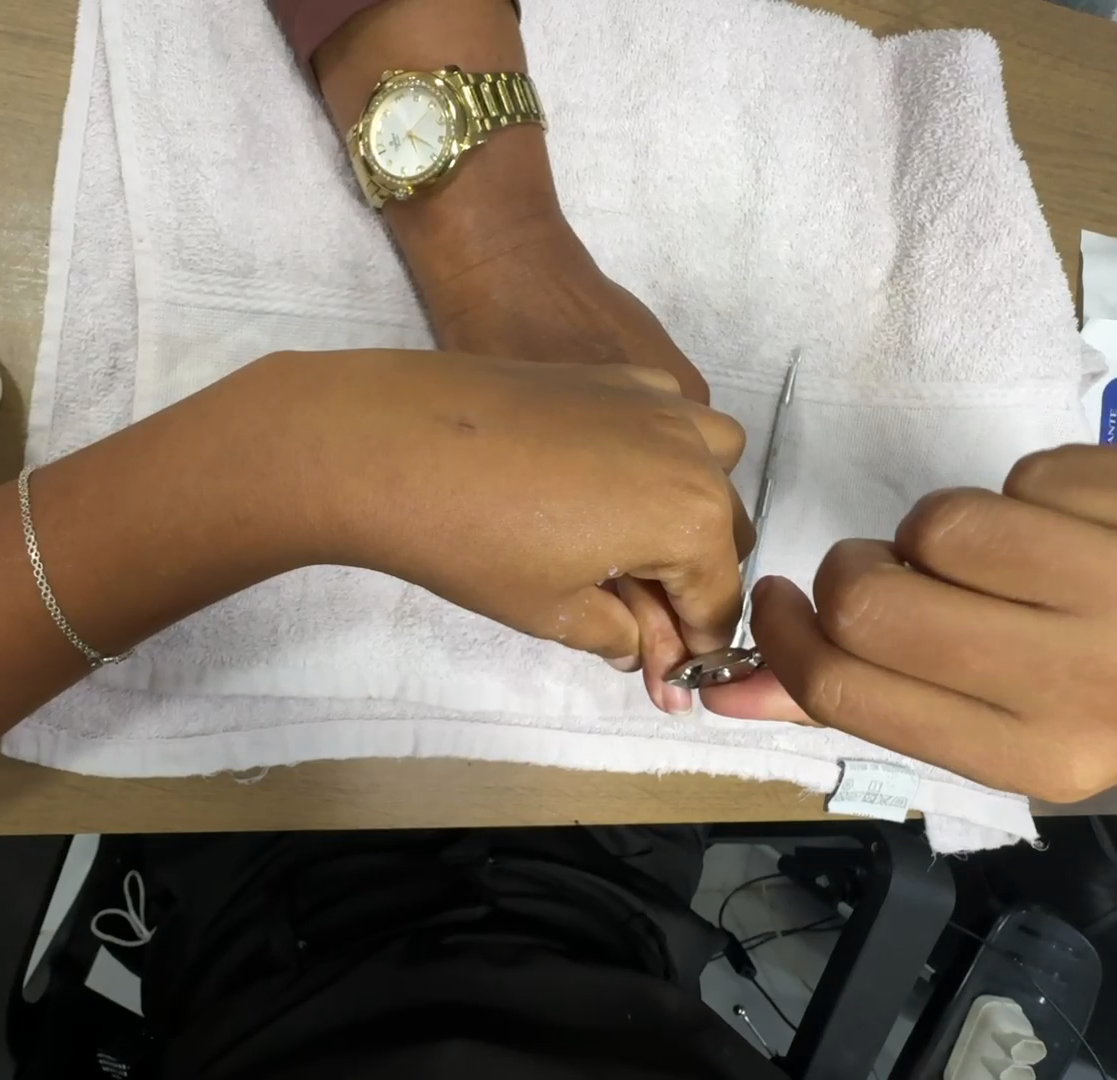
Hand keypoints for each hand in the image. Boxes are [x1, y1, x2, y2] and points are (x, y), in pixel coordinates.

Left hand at [243, 350, 746, 666]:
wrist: (393, 446)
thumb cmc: (474, 543)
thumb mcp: (551, 610)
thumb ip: (617, 634)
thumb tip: (642, 647)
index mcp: (692, 519)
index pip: (718, 601)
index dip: (700, 646)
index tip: (673, 674)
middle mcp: (692, 452)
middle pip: (723, 532)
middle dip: (691, 580)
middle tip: (634, 614)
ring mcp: (652, 400)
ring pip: (708, 462)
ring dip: (688, 507)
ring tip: (627, 538)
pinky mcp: (610, 374)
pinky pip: (666, 416)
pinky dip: (657, 452)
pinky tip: (600, 475)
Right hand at [702, 446, 1116, 801]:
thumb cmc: (1094, 695)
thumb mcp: (970, 717)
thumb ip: (843, 697)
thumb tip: (715, 690)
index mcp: (1038, 760)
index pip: (846, 686)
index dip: (784, 632)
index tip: (780, 598)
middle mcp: (1116, 695)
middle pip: (873, 597)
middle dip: (860, 569)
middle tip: (898, 572)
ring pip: (944, 523)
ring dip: (941, 530)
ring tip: (1000, 552)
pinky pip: (1032, 471)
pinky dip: (1026, 490)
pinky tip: (1082, 523)